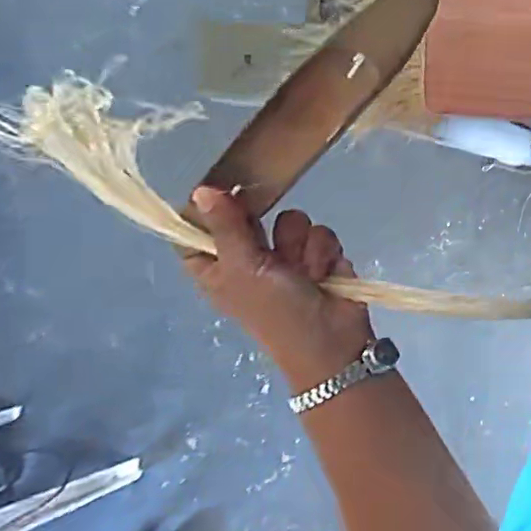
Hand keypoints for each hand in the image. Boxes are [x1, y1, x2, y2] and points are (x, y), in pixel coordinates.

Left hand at [184, 186, 375, 389]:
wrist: (331, 341)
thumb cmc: (276, 311)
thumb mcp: (242, 268)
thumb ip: (225, 226)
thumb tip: (200, 189)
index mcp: (218, 266)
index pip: (199, 230)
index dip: (207, 210)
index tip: (219, 190)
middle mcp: (251, 258)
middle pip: (249, 217)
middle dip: (267, 226)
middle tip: (265, 235)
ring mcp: (289, 256)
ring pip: (292, 221)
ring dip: (300, 244)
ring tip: (305, 270)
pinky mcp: (322, 256)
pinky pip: (321, 234)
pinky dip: (324, 253)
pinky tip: (324, 273)